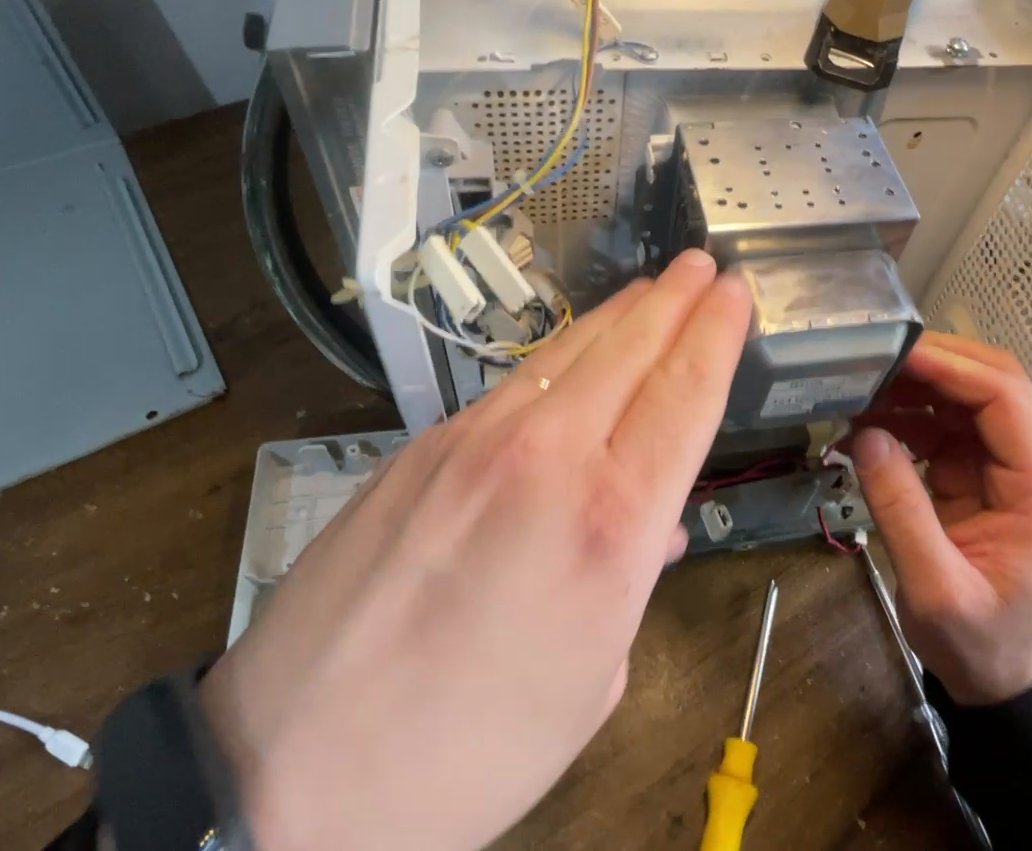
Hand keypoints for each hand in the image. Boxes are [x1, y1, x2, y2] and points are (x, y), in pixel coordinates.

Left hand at [199, 250, 751, 850]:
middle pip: (626, 353)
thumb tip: (647, 528)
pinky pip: (507, 390)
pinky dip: (554, 364)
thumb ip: (628, 581)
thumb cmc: (471, 752)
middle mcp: (544, 462)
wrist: (297, 767)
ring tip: (645, 292)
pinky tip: (566, 364)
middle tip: (700, 264)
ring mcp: (470, 446)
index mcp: (608, 526)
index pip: (683, 397)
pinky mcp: (417, 452)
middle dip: (672, 301)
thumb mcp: (592, 679)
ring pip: (563, 357)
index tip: (734, 292)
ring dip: (614, 319)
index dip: (716, 334)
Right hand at [851, 333, 1031, 706]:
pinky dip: (903, 421)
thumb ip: (901, 511)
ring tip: (856, 390)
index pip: (1005, 399)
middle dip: (932, 366)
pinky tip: (863, 426)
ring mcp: (1001, 472)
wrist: (1000, 682)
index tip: (895, 354)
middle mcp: (1028, 468)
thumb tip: (866, 435)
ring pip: (962, 403)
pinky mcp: (974, 481)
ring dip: (912, 391)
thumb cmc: (979, 644)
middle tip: (869, 360)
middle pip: (989, 387)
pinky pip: (941, 432)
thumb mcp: (936, 588)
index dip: (952, 368)